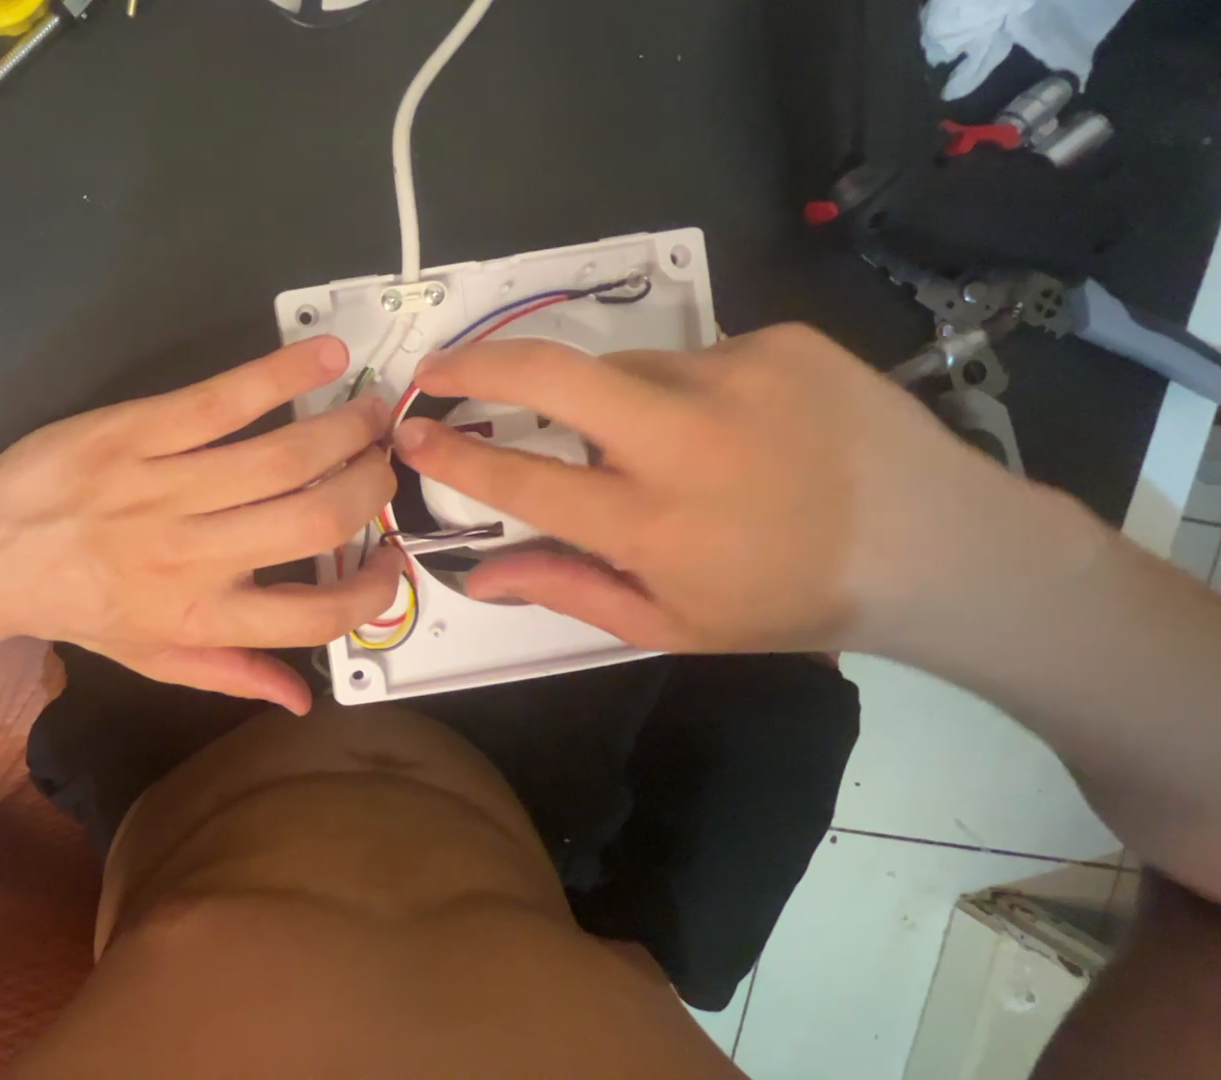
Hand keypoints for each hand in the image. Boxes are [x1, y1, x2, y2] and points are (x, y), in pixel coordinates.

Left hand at [0, 337, 402, 713]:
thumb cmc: (75, 609)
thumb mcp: (151, 658)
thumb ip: (231, 675)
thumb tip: (305, 697)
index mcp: (199, 618)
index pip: (316, 615)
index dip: (373, 592)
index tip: (391, 562)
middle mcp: (191, 557)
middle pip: (316, 519)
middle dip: (373, 489)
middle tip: (385, 467)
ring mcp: (164, 488)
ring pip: (283, 455)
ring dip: (345, 429)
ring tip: (372, 414)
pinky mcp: (136, 432)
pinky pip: (224, 400)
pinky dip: (284, 375)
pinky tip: (325, 357)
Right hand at [390, 325, 1095, 652]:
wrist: (943, 546)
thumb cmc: (785, 599)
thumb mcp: (667, 622)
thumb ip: (564, 589)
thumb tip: (475, 575)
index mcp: (651, 523)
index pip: (521, 478)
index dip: (453, 454)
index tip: (410, 434)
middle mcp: (684, 440)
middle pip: (551, 375)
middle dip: (476, 364)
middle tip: (436, 370)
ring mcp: (734, 375)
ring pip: (620, 367)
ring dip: (603, 397)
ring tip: (652, 440)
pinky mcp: (777, 340)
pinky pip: (689, 357)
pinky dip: (681, 389)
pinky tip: (730, 426)